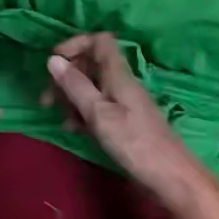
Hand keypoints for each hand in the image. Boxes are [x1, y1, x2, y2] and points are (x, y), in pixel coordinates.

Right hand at [42, 34, 218, 215]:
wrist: (171, 177)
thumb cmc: (134, 143)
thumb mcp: (99, 114)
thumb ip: (76, 85)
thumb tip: (53, 59)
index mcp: (118, 74)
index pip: (99, 41)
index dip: (75, 44)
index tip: (54, 62)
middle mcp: (121, 82)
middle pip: (92, 63)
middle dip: (67, 75)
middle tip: (47, 98)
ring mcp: (124, 102)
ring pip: (93, 86)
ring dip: (72, 96)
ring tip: (59, 117)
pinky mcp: (125, 121)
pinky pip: (99, 106)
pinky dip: (83, 112)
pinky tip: (74, 129)